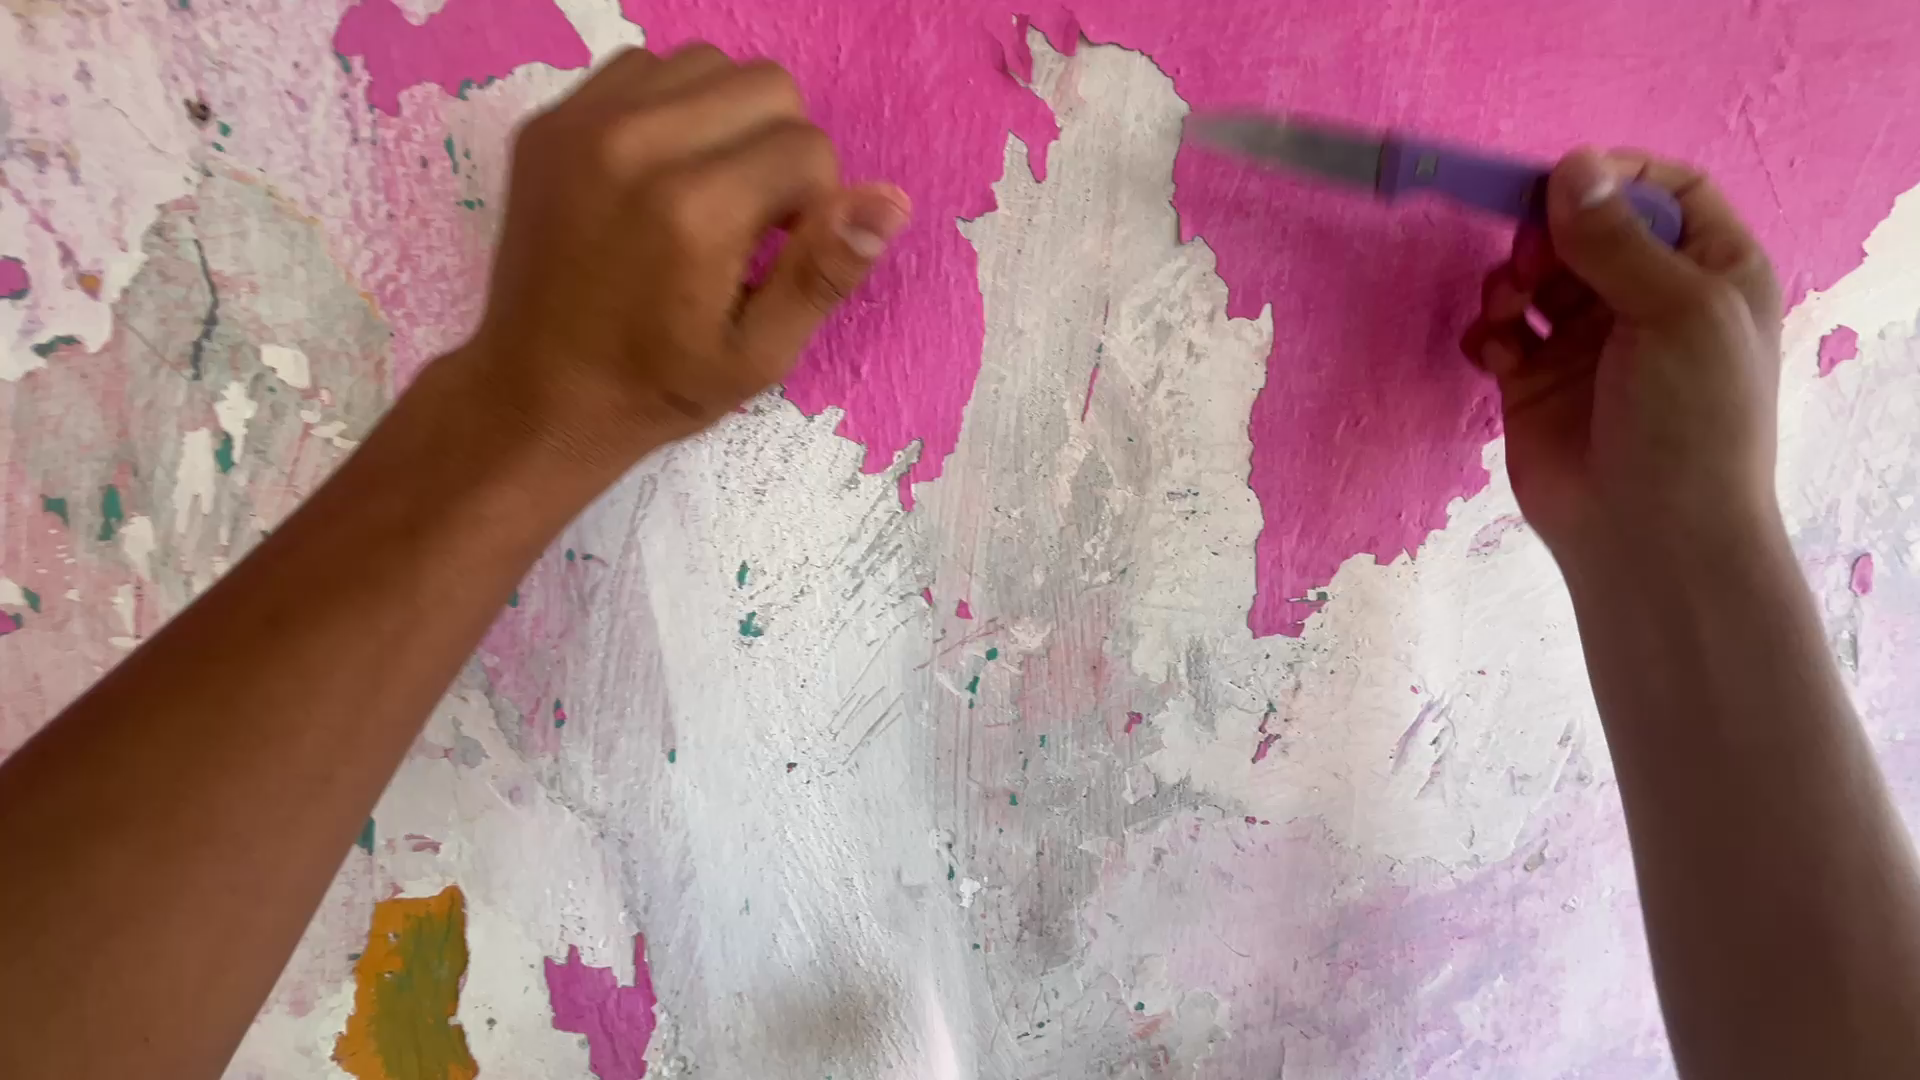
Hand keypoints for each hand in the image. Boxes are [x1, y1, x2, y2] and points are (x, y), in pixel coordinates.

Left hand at [464, 44, 911, 474]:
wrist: (542, 392)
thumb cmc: (663, 386)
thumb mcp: (761, 354)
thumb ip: (824, 272)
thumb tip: (892, 201)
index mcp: (698, 211)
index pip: (809, 148)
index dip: (818, 205)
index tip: (781, 256)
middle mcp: (638, 142)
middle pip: (768, 85)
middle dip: (784, 151)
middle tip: (754, 223)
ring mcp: (584, 121)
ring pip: (709, 64)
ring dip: (733, 123)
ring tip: (712, 196)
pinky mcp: (551, 119)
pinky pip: (645, 69)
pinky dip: (677, 110)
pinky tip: (666, 175)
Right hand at [1462, 149, 1782, 570]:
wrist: (1640, 525)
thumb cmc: (1686, 415)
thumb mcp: (1671, 312)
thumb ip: (1614, 241)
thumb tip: (1570, 164)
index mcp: (1708, 271)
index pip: (1662, 195)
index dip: (1611, 181)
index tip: (1555, 186)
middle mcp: (1645, 300)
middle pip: (1584, 236)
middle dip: (1546, 240)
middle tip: (1526, 263)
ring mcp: (1583, 343)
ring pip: (1533, 284)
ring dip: (1509, 287)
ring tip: (1505, 311)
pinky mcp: (1530, 381)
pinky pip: (1500, 336)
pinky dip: (1488, 336)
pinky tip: (1493, 354)